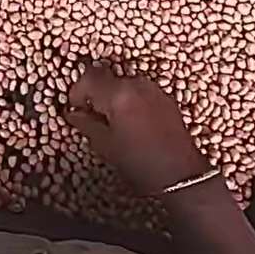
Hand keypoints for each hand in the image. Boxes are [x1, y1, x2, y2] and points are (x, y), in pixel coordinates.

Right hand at [65, 62, 209, 194]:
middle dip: (95, 94)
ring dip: (113, 98)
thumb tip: (74, 114)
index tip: (74, 108)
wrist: (180, 174)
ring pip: (124, 84)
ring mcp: (154, 90)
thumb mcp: (106, 145)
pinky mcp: (166, 99)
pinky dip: (130, 101)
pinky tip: (130, 124)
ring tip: (111, 123)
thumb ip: (87, 124)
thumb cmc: (140, 163)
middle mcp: (137, 85)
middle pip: (107, 78)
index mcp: (119, 94)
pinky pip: (140, 92)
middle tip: (89, 116)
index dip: (77, 92)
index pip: (89, 78)